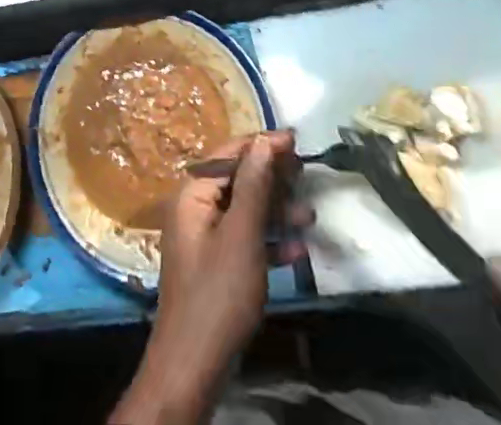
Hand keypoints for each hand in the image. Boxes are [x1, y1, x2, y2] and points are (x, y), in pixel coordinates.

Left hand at [111, 132, 311, 424]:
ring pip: (244, 212)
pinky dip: (269, 241)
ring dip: (275, 211)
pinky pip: (245, 241)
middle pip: (236, 181)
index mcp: (191, 195)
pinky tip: (297, 249)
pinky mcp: (216, 266)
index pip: (226, 155)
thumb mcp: (241, 234)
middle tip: (305, 174)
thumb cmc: (218, 291)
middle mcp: (194, 210)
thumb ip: (254, 186)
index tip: (296, 139)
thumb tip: (264, 140)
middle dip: (271, 178)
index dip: (260, 145)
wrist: (194, 360)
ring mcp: (204, 239)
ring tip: (309, 214)